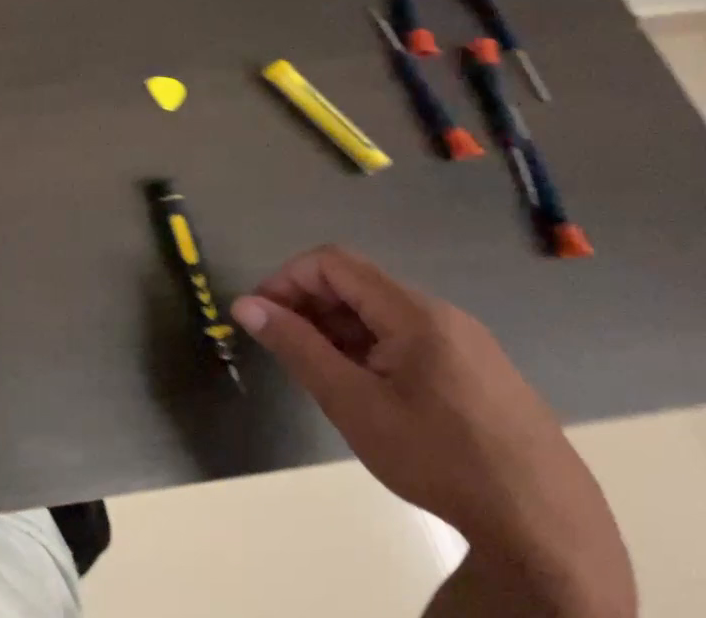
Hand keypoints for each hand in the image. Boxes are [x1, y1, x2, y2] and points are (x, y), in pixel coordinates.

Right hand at [230, 247, 623, 568]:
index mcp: (415, 314)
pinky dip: (369, 349)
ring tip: (320, 376)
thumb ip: (296, 346)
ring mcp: (468, 345)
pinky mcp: (480, 373)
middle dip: (307, 306)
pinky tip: (366, 392)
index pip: (332, 263)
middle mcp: (444, 316)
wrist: (546, 528)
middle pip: (357, 285)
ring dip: (336, 330)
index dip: (285, 280)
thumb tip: (245, 305)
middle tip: (282, 350)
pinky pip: (408, 340)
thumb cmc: (437, 458)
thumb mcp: (351, 402)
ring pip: (381, 314)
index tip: (260, 319)